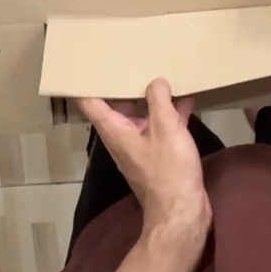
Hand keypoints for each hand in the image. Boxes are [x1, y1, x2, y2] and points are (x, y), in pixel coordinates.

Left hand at [79, 79, 211, 247]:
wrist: (182, 214)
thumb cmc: (168, 171)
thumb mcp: (165, 128)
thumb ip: (159, 101)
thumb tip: (156, 82)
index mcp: (115, 130)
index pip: (89, 102)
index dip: (84, 82)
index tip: (86, 63)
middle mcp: (123, 137)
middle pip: (117, 104)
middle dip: (123, 82)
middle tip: (131, 56)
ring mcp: (141, 146)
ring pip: (141, 114)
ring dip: (150, 96)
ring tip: (161, 70)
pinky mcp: (159, 154)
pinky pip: (160, 126)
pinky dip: (169, 112)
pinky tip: (186, 97)